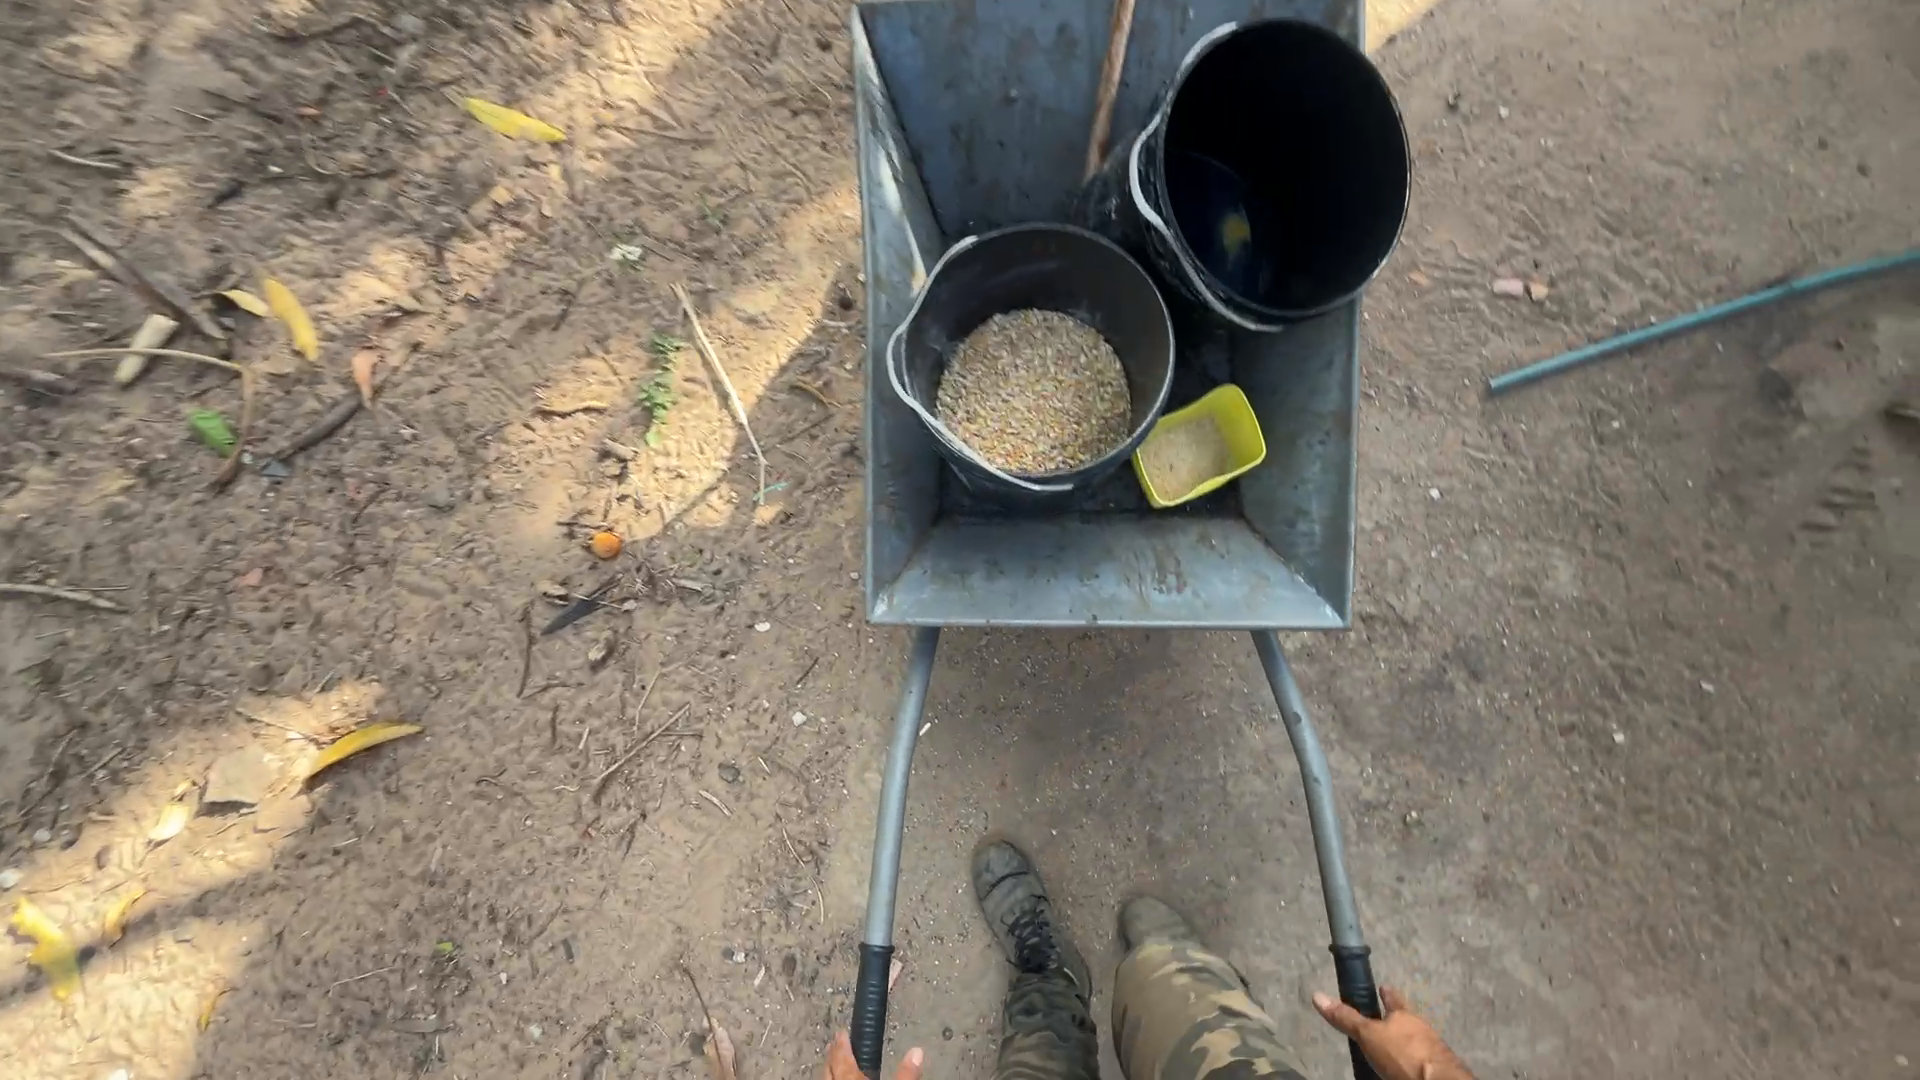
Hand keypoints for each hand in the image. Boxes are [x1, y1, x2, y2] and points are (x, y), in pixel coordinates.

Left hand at [822, 1030, 923, 1079]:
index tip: (841, 1032)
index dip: (842, 1042)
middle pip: (828, 1068)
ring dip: (829, 1071)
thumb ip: (905, 1073)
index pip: (843, 1056)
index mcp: (850, 1077)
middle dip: (832, 1055)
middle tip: (836, 1044)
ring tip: (834, 1064)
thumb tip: (917, 1051)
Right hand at [1313, 986, 1474, 1079]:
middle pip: (1408, 1021)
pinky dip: (1414, 1064)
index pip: (1394, 999)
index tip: (1383, 987)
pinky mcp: (1441, 1071)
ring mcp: (1435, 1051)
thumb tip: (1316, 995)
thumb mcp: (1368, 1036)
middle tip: (1385, 1023)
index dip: (1387, 993)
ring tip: (1393, 1052)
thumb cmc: (1403, 1054)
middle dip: (1398, 1022)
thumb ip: (1346, 1018)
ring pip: (1418, 1043)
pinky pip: (1424, 1063)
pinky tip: (1405, 1070)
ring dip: (1407, 1046)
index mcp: (1404, 1015)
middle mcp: (1422, 1029)